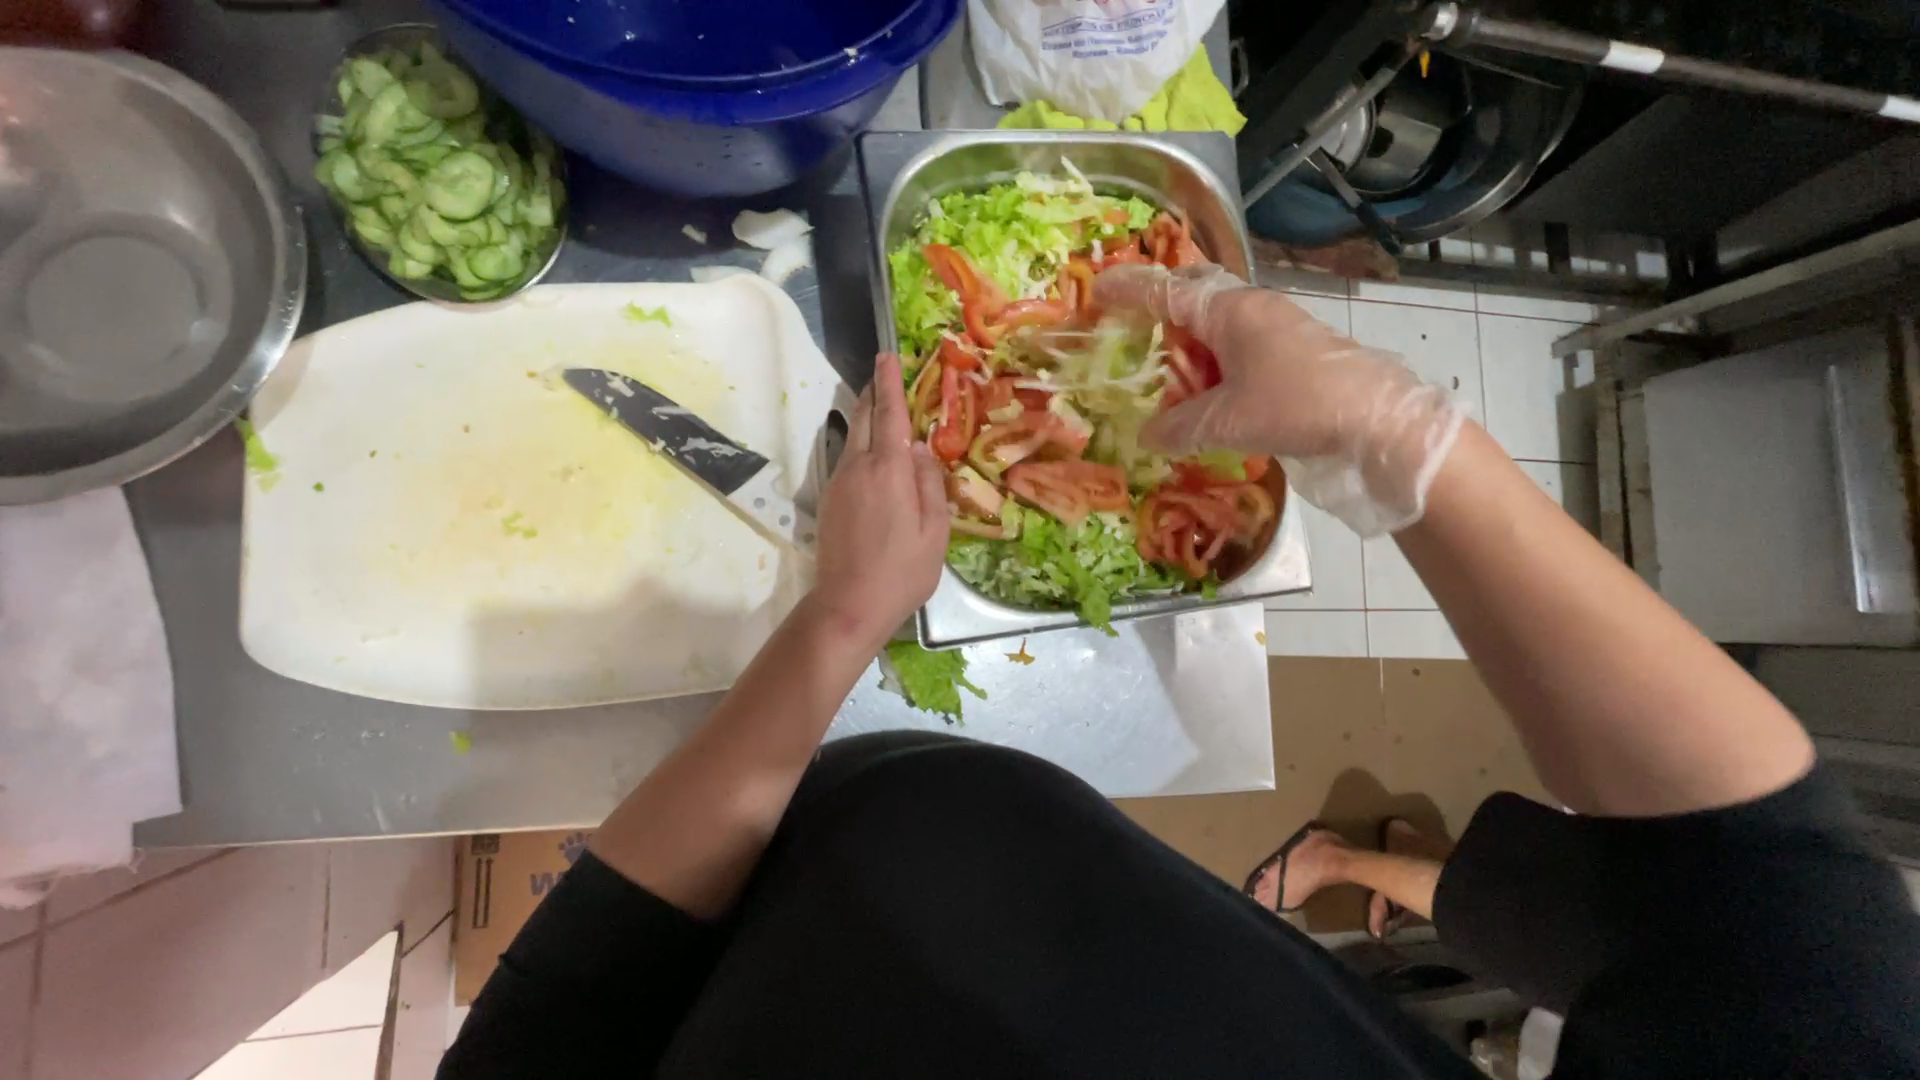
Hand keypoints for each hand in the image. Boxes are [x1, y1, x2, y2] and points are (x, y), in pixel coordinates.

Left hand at [808, 353, 949, 645]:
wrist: (848, 605)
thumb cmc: (902, 572)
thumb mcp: (934, 530)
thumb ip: (929, 483)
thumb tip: (920, 448)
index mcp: (889, 471)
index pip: (891, 414)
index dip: (890, 383)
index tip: (888, 356)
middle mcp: (858, 468)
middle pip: (864, 418)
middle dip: (874, 392)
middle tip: (884, 373)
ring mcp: (838, 483)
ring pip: (854, 439)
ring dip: (868, 419)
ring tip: (885, 413)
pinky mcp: (829, 500)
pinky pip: (848, 461)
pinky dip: (862, 447)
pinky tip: (876, 459)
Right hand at [1095, 264, 1466, 535]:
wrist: (1379, 425)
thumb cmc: (1297, 407)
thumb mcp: (1226, 421)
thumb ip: (1179, 427)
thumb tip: (1147, 434)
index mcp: (1232, 311)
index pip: (1169, 290)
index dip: (1130, 290)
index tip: (1098, 290)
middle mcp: (1254, 312)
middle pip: (1197, 297)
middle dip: (1163, 310)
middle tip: (1134, 330)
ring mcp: (1278, 333)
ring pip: (1219, 328)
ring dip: (1189, 348)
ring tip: (1163, 378)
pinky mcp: (1294, 359)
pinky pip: (1238, 353)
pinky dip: (1213, 369)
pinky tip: (1206, 399)